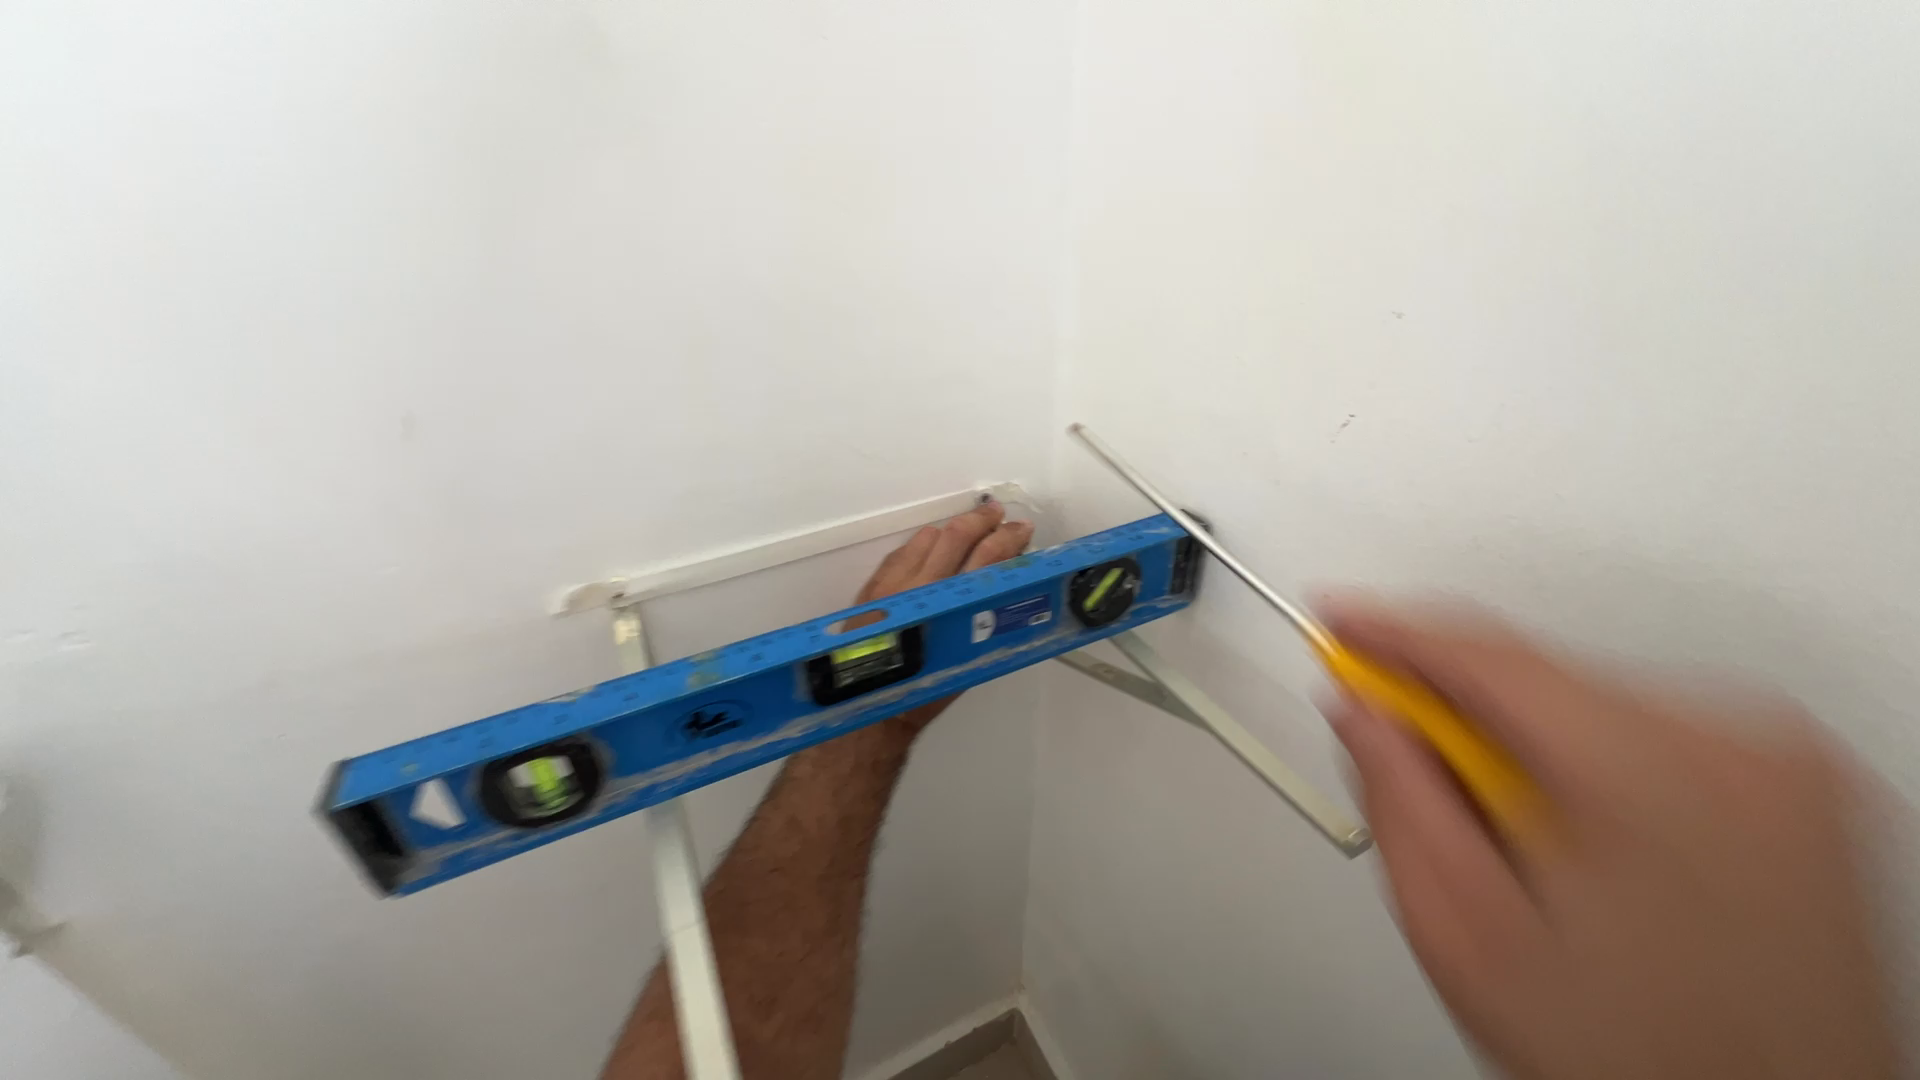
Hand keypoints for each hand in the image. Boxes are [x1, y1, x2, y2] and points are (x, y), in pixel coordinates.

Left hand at [848, 499, 1032, 739]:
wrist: (872, 702)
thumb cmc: (926, 691)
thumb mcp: (967, 654)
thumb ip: (984, 618)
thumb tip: (1003, 591)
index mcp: (955, 609)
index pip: (987, 559)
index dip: (1007, 539)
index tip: (1022, 529)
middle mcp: (925, 588)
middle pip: (959, 537)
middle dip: (983, 520)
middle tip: (999, 513)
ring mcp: (895, 583)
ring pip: (929, 538)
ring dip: (954, 526)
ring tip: (971, 522)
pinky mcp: (875, 586)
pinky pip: (903, 551)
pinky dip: (924, 541)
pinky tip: (934, 540)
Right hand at [1322, 599, 1899, 1079]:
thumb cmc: (1636, 1061)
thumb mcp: (1463, 929)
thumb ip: (1396, 796)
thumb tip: (1361, 713)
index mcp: (1654, 778)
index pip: (1485, 655)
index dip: (1388, 630)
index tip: (1334, 618)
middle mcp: (1738, 750)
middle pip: (1530, 675)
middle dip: (1442, 703)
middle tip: (1383, 735)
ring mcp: (1777, 765)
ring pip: (1574, 697)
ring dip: (1502, 735)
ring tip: (1487, 825)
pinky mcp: (1789, 785)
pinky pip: (1635, 726)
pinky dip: (1565, 753)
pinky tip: (1550, 827)